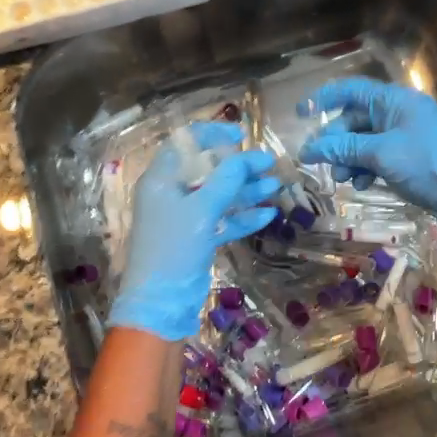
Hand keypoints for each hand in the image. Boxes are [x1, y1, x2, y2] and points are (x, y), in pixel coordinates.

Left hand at [108, 123, 280, 340]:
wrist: (160, 302)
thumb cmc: (174, 248)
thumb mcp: (202, 209)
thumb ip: (227, 179)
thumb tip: (249, 157)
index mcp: (161, 178)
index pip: (185, 143)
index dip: (213, 134)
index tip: (241, 136)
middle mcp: (170, 193)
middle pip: (206, 169)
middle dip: (238, 166)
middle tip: (268, 165)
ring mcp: (183, 217)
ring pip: (217, 195)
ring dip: (245, 190)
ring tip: (275, 186)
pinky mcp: (195, 238)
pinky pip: (220, 220)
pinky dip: (241, 216)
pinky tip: (267, 215)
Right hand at [297, 78, 436, 255]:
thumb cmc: (427, 166)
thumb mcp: (380, 155)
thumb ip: (343, 148)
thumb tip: (309, 149)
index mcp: (396, 101)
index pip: (351, 90)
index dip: (323, 99)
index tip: (300, 115)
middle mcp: (401, 113)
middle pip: (355, 119)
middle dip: (336, 141)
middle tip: (320, 163)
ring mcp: (408, 135)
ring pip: (365, 141)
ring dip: (349, 159)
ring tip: (343, 180)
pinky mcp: (413, 157)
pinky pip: (379, 156)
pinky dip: (367, 168)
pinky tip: (363, 185)